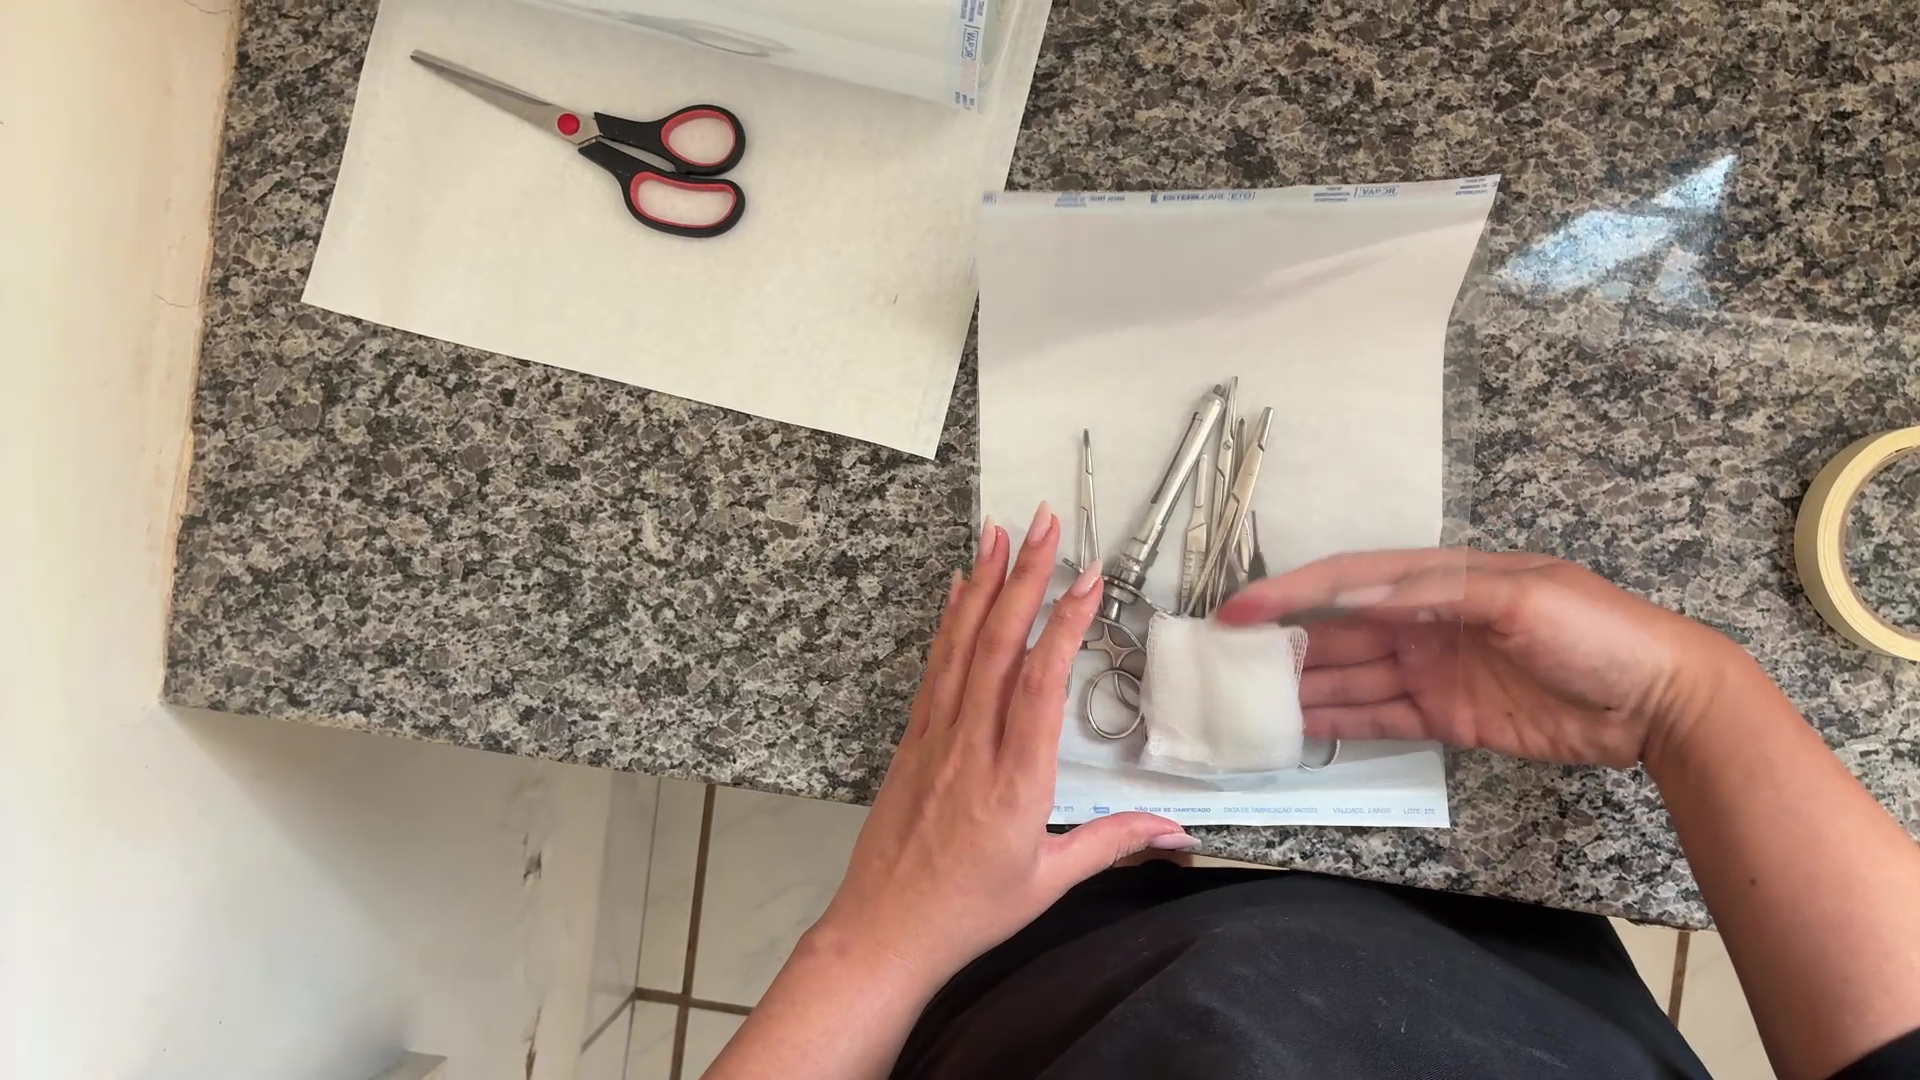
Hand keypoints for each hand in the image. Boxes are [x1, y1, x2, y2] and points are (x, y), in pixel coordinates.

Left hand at [810, 504, 1192, 986]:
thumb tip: (1175, 832)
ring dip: (983, 583)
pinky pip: (935, 666)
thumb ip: (1112, 844)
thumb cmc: (968, 911)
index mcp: (1015, 780)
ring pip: (962, 645)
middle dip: (1025, 577)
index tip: (1089, 577)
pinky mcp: (914, 735)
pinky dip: (949, 621)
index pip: (1042, 683)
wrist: (883, 929)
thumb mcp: (1048, 882)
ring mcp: (936, 734)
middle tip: (1042, 523)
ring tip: (997, 532)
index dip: (1067, 623)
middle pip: (999, 645)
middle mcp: (972, 743)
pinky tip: (958, 588)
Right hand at [1215, 549, 1745, 767]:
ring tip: (1247, 701)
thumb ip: (1434, 592)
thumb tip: (1353, 598)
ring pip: (1347, 678)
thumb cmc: (1598, 631)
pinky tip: (1296, 728)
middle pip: (1335, 633)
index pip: (1345, 582)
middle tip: (1227, 662)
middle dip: (1282, 644)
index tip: (1237, 610)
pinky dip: (1336, 722)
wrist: (1667, 705)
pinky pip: (1376, 717)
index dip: (1288, 593)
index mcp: (1435, 581)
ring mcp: (1427, 672)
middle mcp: (1420, 624)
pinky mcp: (1441, 716)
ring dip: (1300, 688)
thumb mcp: (1521, 595)